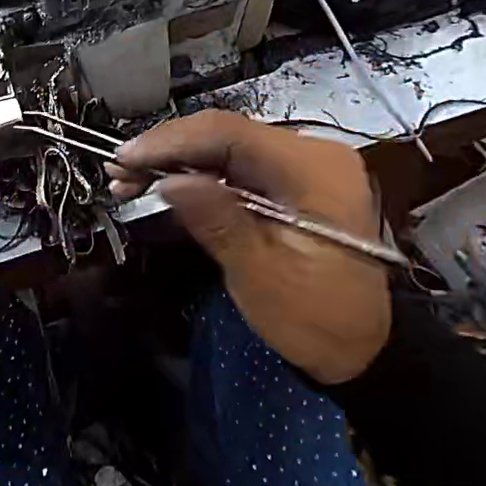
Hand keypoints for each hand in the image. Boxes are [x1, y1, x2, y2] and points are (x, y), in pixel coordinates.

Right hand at [110, 111, 390, 383]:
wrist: (366, 352)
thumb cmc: (319, 322)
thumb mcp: (265, 278)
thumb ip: (219, 222)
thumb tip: (169, 181)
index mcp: (315, 169)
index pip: (231, 134)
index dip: (172, 140)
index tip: (126, 156)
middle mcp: (312, 152)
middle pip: (226, 134)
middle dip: (168, 149)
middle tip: (119, 169)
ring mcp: (302, 163)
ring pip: (225, 145)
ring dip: (176, 160)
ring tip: (129, 178)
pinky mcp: (289, 179)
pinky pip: (235, 164)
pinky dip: (198, 173)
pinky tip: (164, 183)